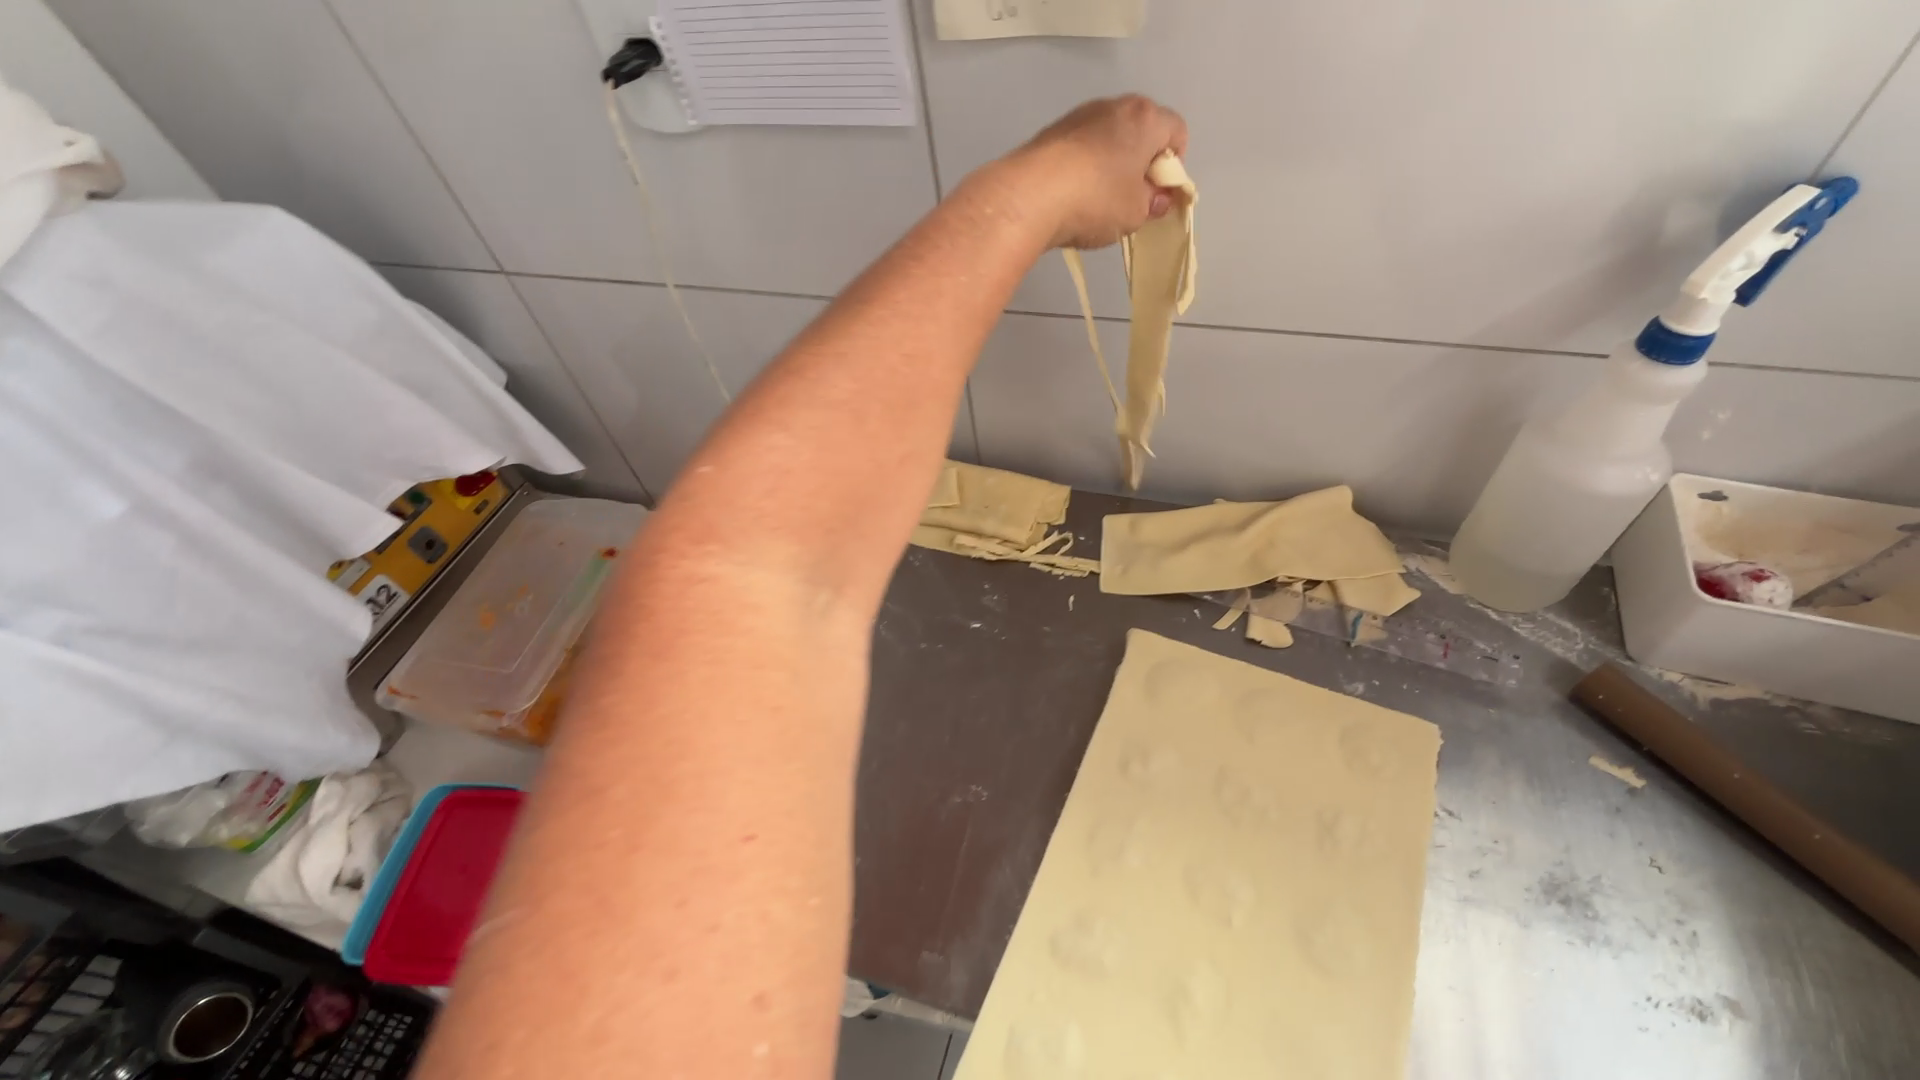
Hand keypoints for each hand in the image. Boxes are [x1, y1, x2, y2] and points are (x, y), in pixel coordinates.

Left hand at [1001, 95, 1188, 249]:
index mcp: (1145, 118)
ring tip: (1097, 201)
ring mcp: (1079, 115)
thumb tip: (1157, 197)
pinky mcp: (1051, 131)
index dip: (1174, 165)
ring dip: (1111, 164)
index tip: (1158, 193)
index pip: (1177, 132)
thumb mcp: (1136, 212)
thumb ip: (1153, 202)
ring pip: (1109, 138)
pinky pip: (1080, 148)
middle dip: (1141, 163)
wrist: (1029, 195)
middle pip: (1141, 131)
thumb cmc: (1096, 200)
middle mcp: (1114, 105)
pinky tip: (1072, 195)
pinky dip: (1084, 167)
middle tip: (1131, 199)